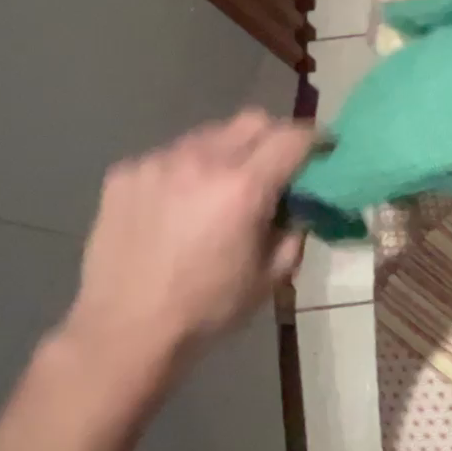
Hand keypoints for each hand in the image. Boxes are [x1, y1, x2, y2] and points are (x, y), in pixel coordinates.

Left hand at [60, 110, 314, 377]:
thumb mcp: (272, 274)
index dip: (316, 139)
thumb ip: (294, 231)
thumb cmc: (209, 308)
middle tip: (279, 166)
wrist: (126, 329)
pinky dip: (189, 170)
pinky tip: (181, 206)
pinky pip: (170, 156)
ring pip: (209, 135)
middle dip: (275, 136)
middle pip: (252, 121)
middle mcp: (201, 162)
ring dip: (230, 152)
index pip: (292, 137)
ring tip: (224, 189)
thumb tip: (298, 207)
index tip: (326, 149)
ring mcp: (157, 163)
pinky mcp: (125, 174)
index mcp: (243, 188)